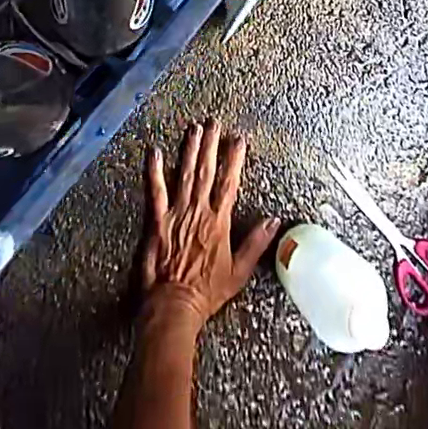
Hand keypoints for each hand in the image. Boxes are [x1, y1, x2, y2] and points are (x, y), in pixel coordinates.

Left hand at [139, 120, 281, 332]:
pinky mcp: (156, 221)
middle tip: (213, 122)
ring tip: (193, 128)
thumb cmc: (207, 292)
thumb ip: (256, 243)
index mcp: (219, 222)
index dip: (234, 159)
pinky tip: (153, 152)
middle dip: (210, 144)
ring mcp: (176, 214)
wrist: (174, 305)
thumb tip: (274, 221)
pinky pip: (154, 191)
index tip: (238, 139)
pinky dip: (154, 170)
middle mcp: (198, 212)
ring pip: (184, 174)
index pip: (229, 183)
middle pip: (206, 171)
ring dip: (189, 149)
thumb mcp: (239, 272)